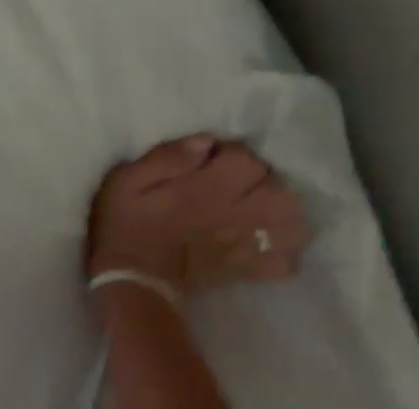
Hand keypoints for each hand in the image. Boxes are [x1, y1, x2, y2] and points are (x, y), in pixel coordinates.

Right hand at [86, 134, 310, 294]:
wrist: (131, 277)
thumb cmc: (126, 221)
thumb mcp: (128, 178)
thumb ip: (167, 157)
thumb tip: (206, 140)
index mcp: (205, 189)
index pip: (247, 161)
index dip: (235, 151)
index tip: (213, 156)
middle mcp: (233, 215)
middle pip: (282, 192)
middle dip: (267, 179)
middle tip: (239, 179)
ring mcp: (244, 245)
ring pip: (293, 226)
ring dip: (283, 211)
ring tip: (258, 205)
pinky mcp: (246, 270)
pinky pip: (286, 262)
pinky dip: (285, 249)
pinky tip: (265, 238)